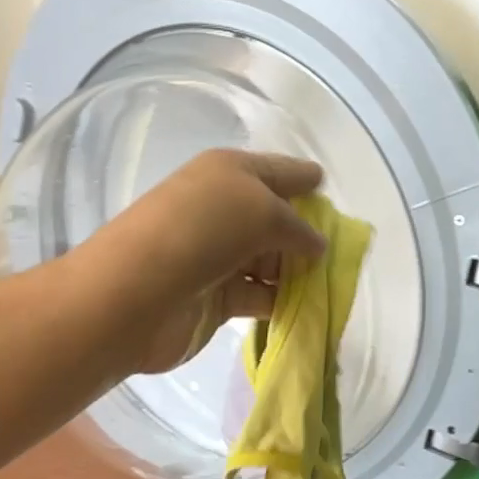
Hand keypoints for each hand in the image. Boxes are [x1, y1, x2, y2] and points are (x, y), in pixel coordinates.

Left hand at [78, 148, 328, 374]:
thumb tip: (317, 247)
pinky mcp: (217, 299)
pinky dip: (282, 301)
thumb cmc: (200, 233)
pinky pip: (260, 296)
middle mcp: (222, 211)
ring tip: (332, 283)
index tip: (325, 185)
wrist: (137, 295)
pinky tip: (307, 308)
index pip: (275, 170)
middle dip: (306, 232)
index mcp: (228, 174)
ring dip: (297, 272)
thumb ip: (297, 227)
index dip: (301, 177)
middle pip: (274, 219)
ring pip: (270, 261)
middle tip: (342, 249)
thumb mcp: (260, 211)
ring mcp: (218, 257)